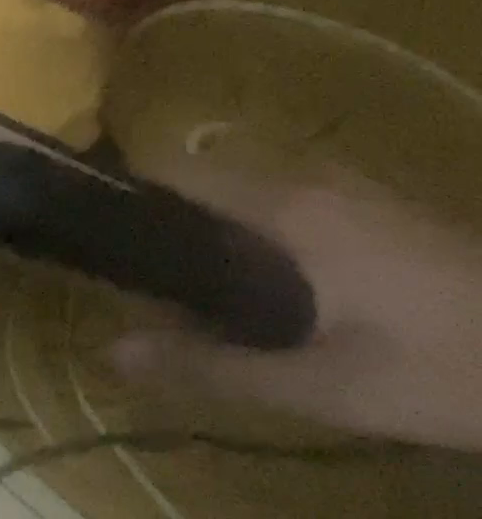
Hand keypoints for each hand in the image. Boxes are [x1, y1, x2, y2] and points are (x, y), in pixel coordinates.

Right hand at [111, 147, 481, 451]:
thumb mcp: (330, 387)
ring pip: (252, 195)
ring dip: (224, 235)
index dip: (128, 199)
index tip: (109, 246)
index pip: (169, 169)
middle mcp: (309, 179)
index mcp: (282, 204)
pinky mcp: (388, 210)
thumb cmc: (451, 366)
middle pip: (207, 182)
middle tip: (165, 291)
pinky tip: (290, 294)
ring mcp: (355, 190)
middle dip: (176, 229)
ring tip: (219, 297)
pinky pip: (294, 205)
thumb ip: (217, 367)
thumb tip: (110, 353)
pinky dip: (268, 237)